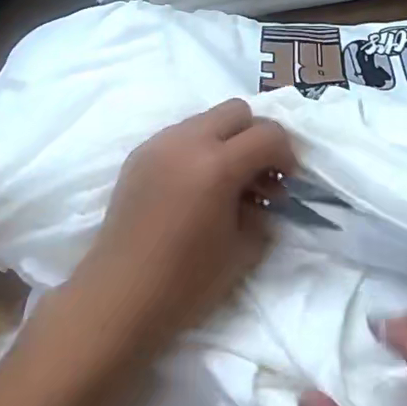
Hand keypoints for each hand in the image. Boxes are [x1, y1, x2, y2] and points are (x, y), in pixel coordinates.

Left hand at [61, 98, 294, 354]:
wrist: (119, 294)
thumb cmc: (186, 281)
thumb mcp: (244, 251)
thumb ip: (263, 213)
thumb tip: (263, 196)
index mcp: (216, 165)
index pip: (268, 134)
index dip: (287, 155)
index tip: (284, 184)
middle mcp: (185, 141)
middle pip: (236, 111)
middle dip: (255, 137)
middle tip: (258, 175)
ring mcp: (157, 144)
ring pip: (204, 119)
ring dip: (224, 141)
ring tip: (223, 184)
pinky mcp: (137, 155)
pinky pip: (178, 135)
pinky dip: (196, 149)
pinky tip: (193, 187)